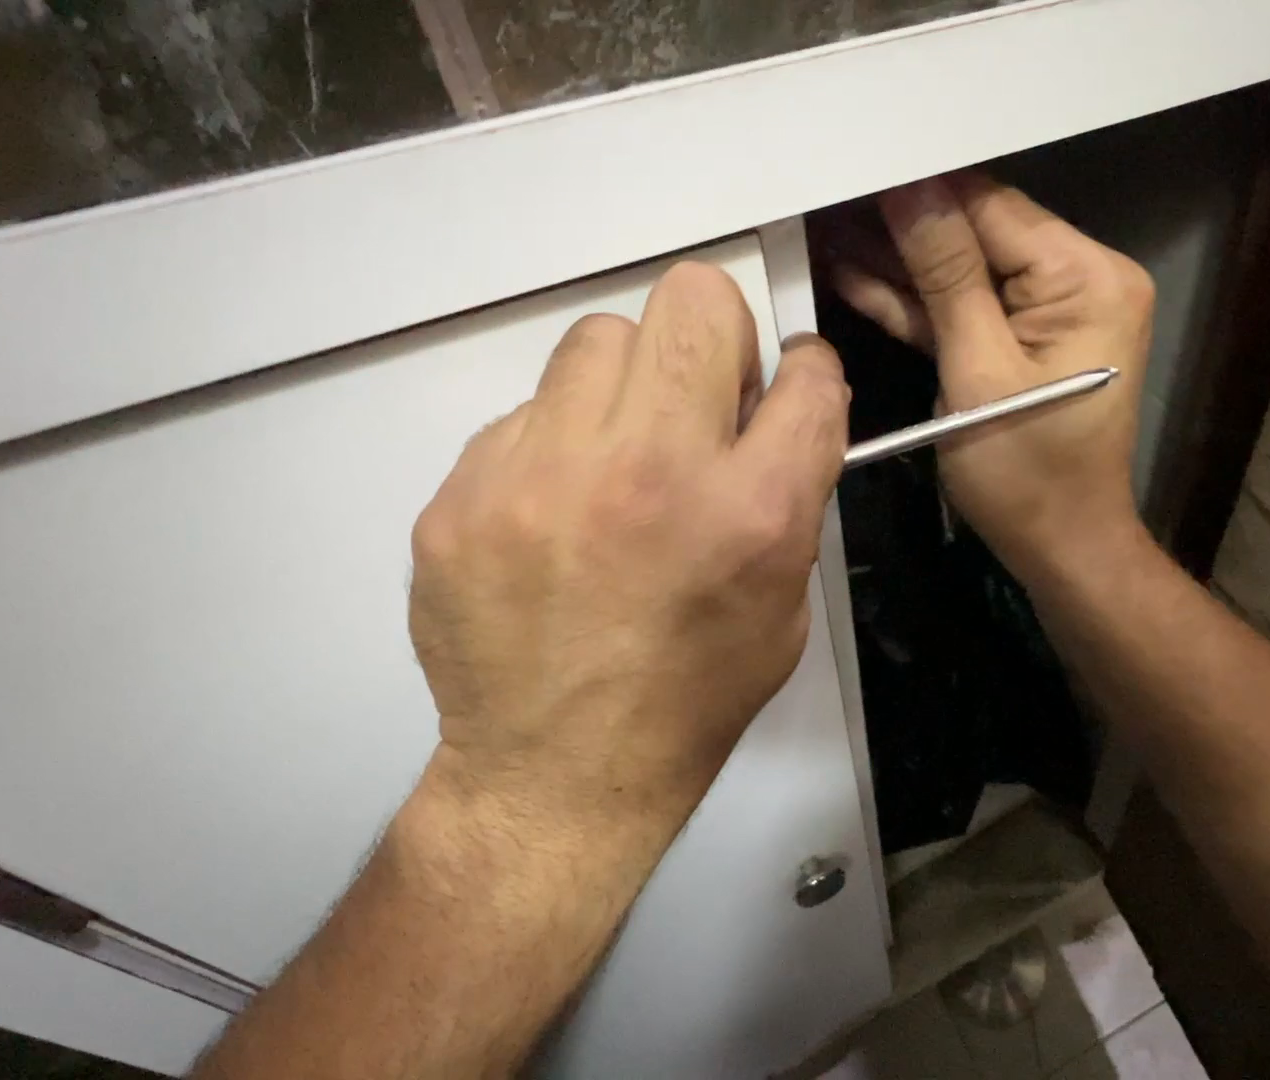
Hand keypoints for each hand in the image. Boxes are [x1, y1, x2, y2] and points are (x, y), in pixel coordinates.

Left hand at [406, 262, 848, 839]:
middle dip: (715, 337)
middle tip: (701, 403)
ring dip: (629, 383)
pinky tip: (557, 513)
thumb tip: (776, 410)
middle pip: (693, 300)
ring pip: (598, 338)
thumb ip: (791, 493)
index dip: (806, 373)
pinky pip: (525, 414)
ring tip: (620, 456)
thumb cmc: (694, 694)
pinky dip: (558, 444)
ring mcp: (543, 476)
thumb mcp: (783, 603)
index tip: (784, 387)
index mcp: (750, 512)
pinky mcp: (463, 494)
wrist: (560, 772)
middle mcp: (650, 473)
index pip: (807, 376)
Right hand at [826, 173, 1153, 576]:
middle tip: (828, 197)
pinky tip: (856, 276)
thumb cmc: (1026, 473)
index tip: (854, 167)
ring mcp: (1050, 311)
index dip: (922, 189)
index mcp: (1086, 277)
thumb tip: (912, 189)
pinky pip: (965, 311)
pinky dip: (918, 304)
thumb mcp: (978, 371)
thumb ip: (946, 276)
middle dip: (903, 224)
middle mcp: (1078, 279)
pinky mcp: (1021, 341)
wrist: (1058, 545)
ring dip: (900, 263)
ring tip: (828, 230)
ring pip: (963, 273)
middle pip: (978, 235)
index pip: (993, 209)